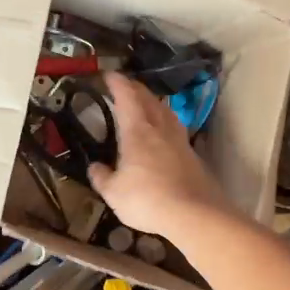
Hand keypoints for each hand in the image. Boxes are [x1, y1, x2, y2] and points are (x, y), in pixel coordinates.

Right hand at [87, 71, 234, 235]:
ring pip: (166, 111)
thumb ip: (102, 177)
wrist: (194, 214)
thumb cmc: (148, 199)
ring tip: (146, 103)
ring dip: (154, 102)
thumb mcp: (114, 193)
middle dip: (135, 88)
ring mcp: (180, 140)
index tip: (109, 75)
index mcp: (137, 131)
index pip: (127, 97)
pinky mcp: (193, 155)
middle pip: (149, 99)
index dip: (117, 83)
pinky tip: (164, 131)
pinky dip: (166, 121)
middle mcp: (160, 128)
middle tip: (125, 85)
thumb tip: (95, 167)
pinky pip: (176, 128)